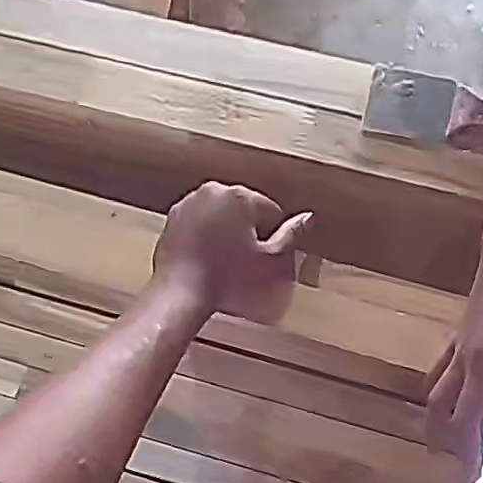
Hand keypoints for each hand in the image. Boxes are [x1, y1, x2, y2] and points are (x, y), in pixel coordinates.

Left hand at [152, 182, 313, 324]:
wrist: (182, 292)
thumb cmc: (229, 279)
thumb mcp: (270, 261)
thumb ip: (291, 236)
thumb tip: (309, 217)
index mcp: (241, 197)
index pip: (271, 211)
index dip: (273, 237)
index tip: (265, 258)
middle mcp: (213, 191)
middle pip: (244, 210)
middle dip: (248, 232)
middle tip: (246, 263)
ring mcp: (189, 203)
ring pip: (221, 216)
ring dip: (227, 234)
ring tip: (226, 264)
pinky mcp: (174, 219)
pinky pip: (200, 224)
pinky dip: (206, 238)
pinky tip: (208, 261)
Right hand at [426, 226, 482, 465]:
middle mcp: (480, 370)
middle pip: (463, 423)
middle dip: (466, 453)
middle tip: (470, 474)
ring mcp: (462, 357)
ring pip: (439, 403)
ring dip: (437, 431)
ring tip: (438, 451)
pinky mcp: (455, 343)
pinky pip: (438, 376)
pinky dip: (437, 394)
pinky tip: (437, 404)